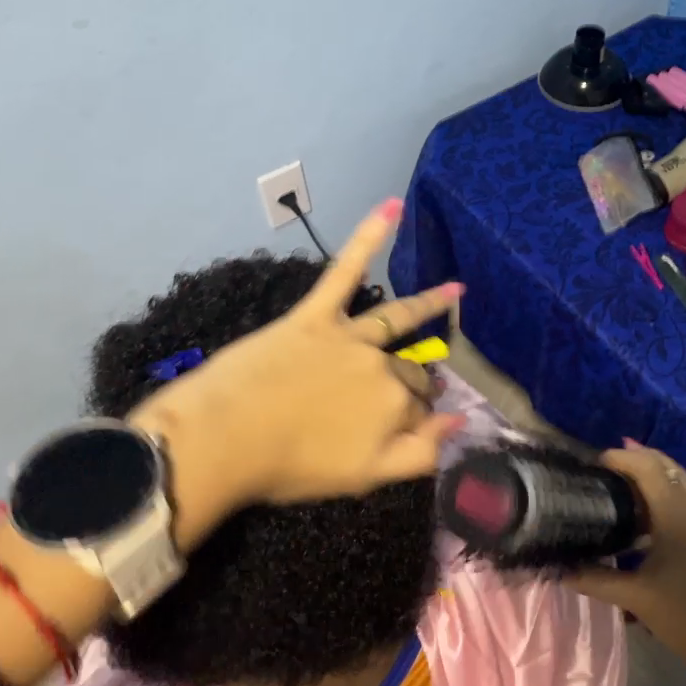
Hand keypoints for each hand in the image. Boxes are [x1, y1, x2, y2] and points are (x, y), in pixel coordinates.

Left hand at [147, 199, 465, 506]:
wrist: (224, 438)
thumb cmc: (290, 466)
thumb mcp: (365, 477)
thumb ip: (421, 454)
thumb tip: (461, 421)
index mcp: (394, 405)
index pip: (421, 409)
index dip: (417, 422)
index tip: (407, 432)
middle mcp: (380, 365)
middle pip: (410, 370)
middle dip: (418, 381)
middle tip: (414, 391)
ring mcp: (348, 337)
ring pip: (397, 318)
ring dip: (428, 302)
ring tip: (456, 288)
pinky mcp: (314, 315)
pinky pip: (345, 271)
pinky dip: (368, 238)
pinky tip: (390, 208)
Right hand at [566, 442, 685, 685]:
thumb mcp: (636, 598)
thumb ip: (596, 580)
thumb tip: (560, 569)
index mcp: (674, 517)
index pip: (649, 469)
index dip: (622, 458)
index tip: (595, 464)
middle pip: (668, 468)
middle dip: (640, 458)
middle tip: (609, 464)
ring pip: (680, 485)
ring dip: (655, 476)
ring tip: (625, 484)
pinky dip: (668, 499)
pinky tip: (651, 519)